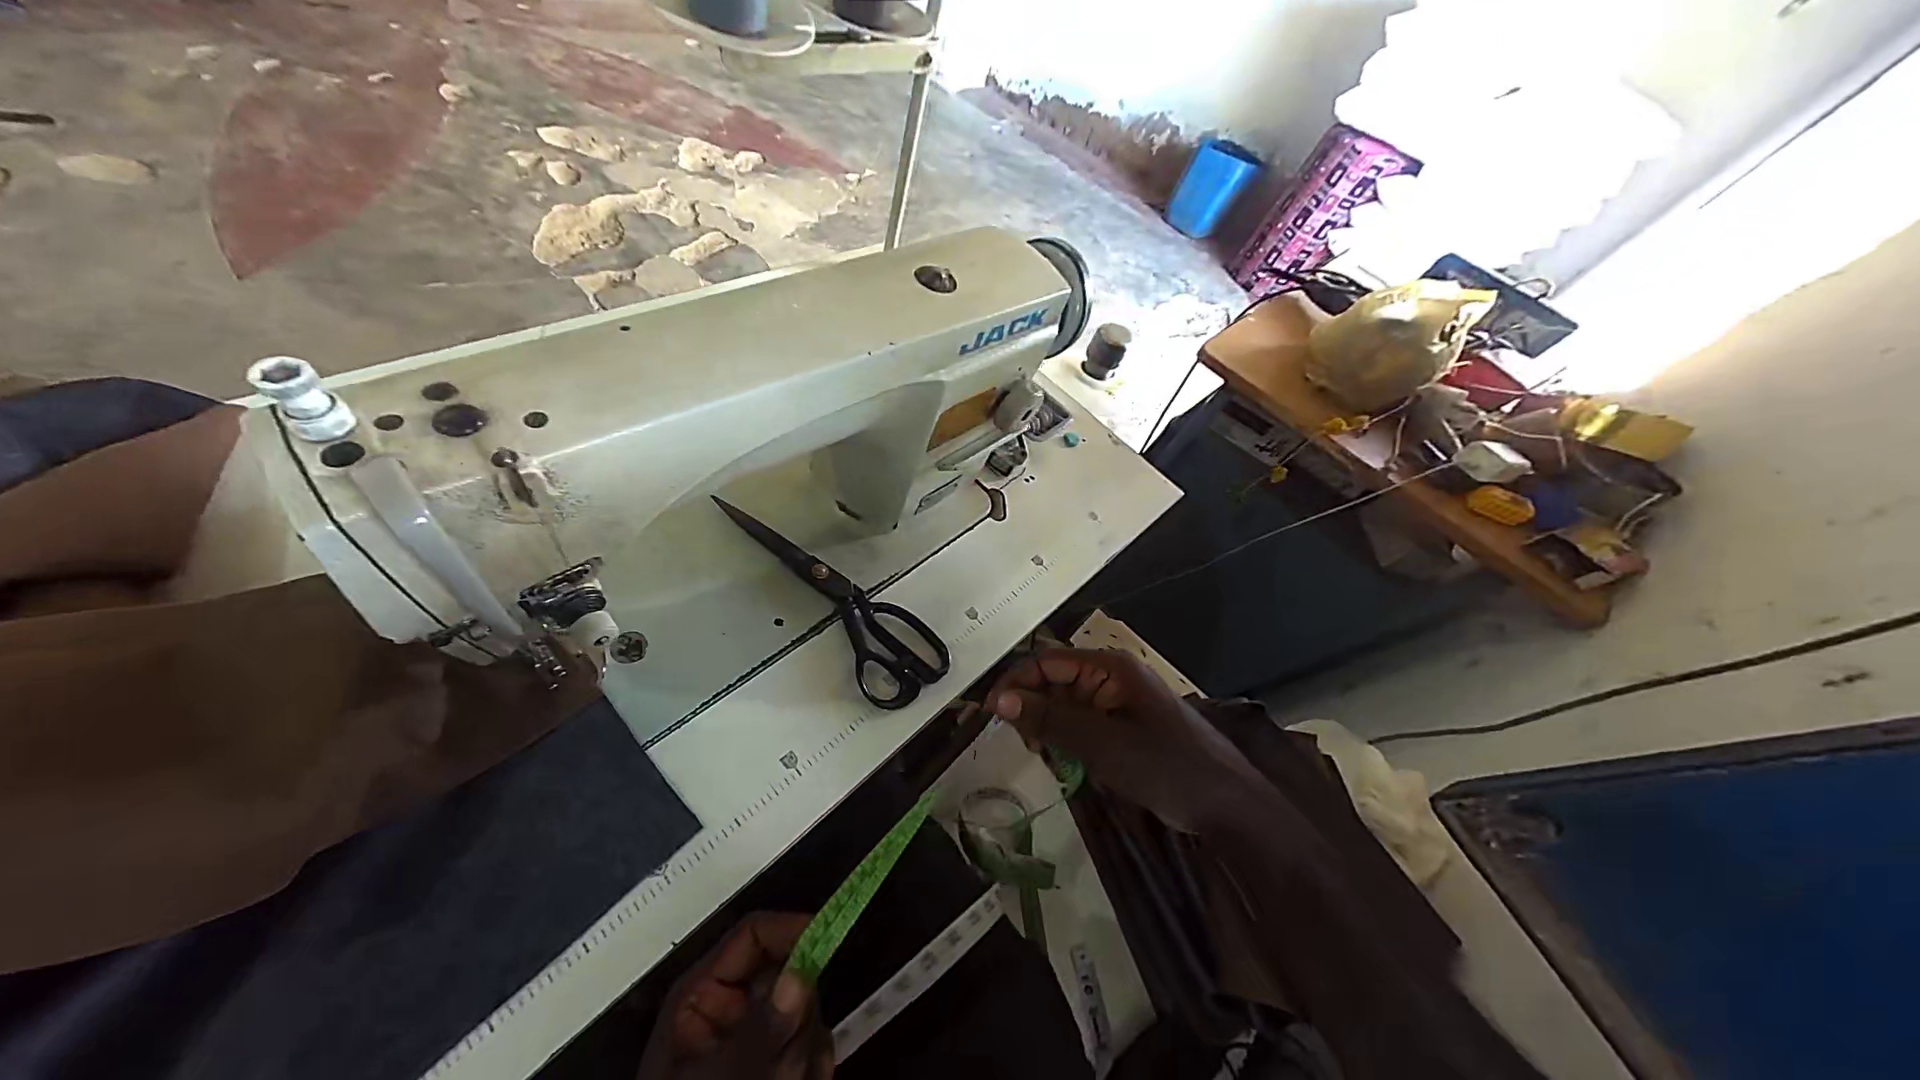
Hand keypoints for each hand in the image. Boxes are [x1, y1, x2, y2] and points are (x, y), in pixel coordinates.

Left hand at [637, 912, 832, 1079]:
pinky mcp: (773, 1059)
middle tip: (791, 1066)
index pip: (754, 934)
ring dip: (806, 1054)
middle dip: (800, 1019)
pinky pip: (811, 1047)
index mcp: (703, 994)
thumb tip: (801, 976)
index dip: (793, 929)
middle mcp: (732, 1005)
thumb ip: (757, 1033)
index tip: (833, 940)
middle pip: (790, 974)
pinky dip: (812, 1070)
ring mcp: (755, 1033)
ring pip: (806, 1014)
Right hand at [987, 648, 1268, 831]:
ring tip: (1050, 757)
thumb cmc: (1167, 767)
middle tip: (1029, 745)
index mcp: (1110, 667)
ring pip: (1065, 705)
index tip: (989, 714)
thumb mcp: (1102, 745)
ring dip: (1050, 728)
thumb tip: (1000, 700)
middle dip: (1033, 709)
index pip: (1047, 661)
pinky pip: (1083, 724)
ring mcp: (1119, 701)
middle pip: (1054, 681)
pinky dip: (1069, 741)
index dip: (1015, 683)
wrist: (1228, 805)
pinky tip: (1068, 763)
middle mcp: (1112, 676)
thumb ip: (1050, 719)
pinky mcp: (1124, 725)